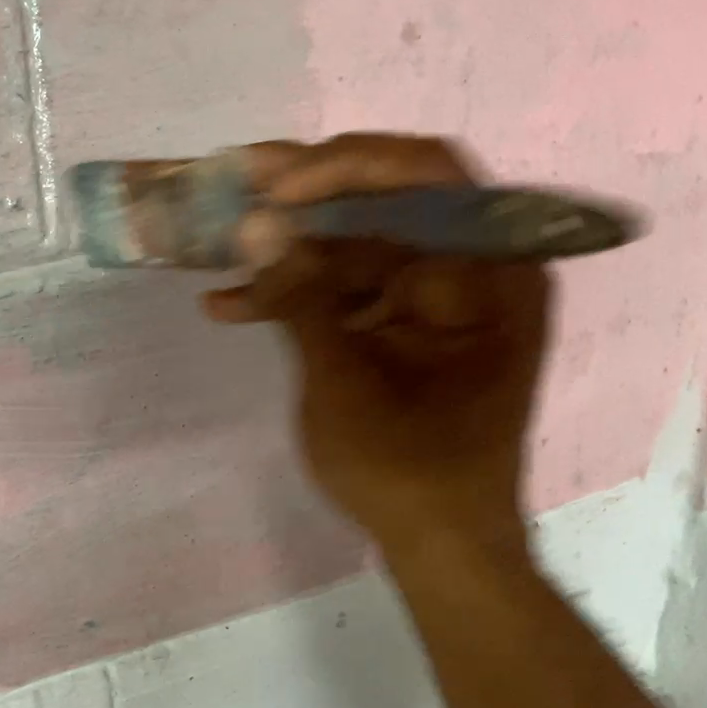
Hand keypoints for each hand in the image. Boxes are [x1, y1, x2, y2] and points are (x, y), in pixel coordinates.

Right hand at [202, 133, 551, 556]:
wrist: (439, 542)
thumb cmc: (408, 468)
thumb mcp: (345, 381)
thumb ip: (300, 297)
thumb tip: (254, 226)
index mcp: (488, 270)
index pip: (426, 175)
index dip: (345, 165)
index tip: (273, 186)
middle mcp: (471, 268)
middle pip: (386, 201)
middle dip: (305, 195)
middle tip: (236, 183)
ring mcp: (435, 299)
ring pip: (356, 245)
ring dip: (288, 248)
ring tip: (218, 245)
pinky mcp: (403, 328)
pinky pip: (349, 291)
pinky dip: (296, 296)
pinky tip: (231, 306)